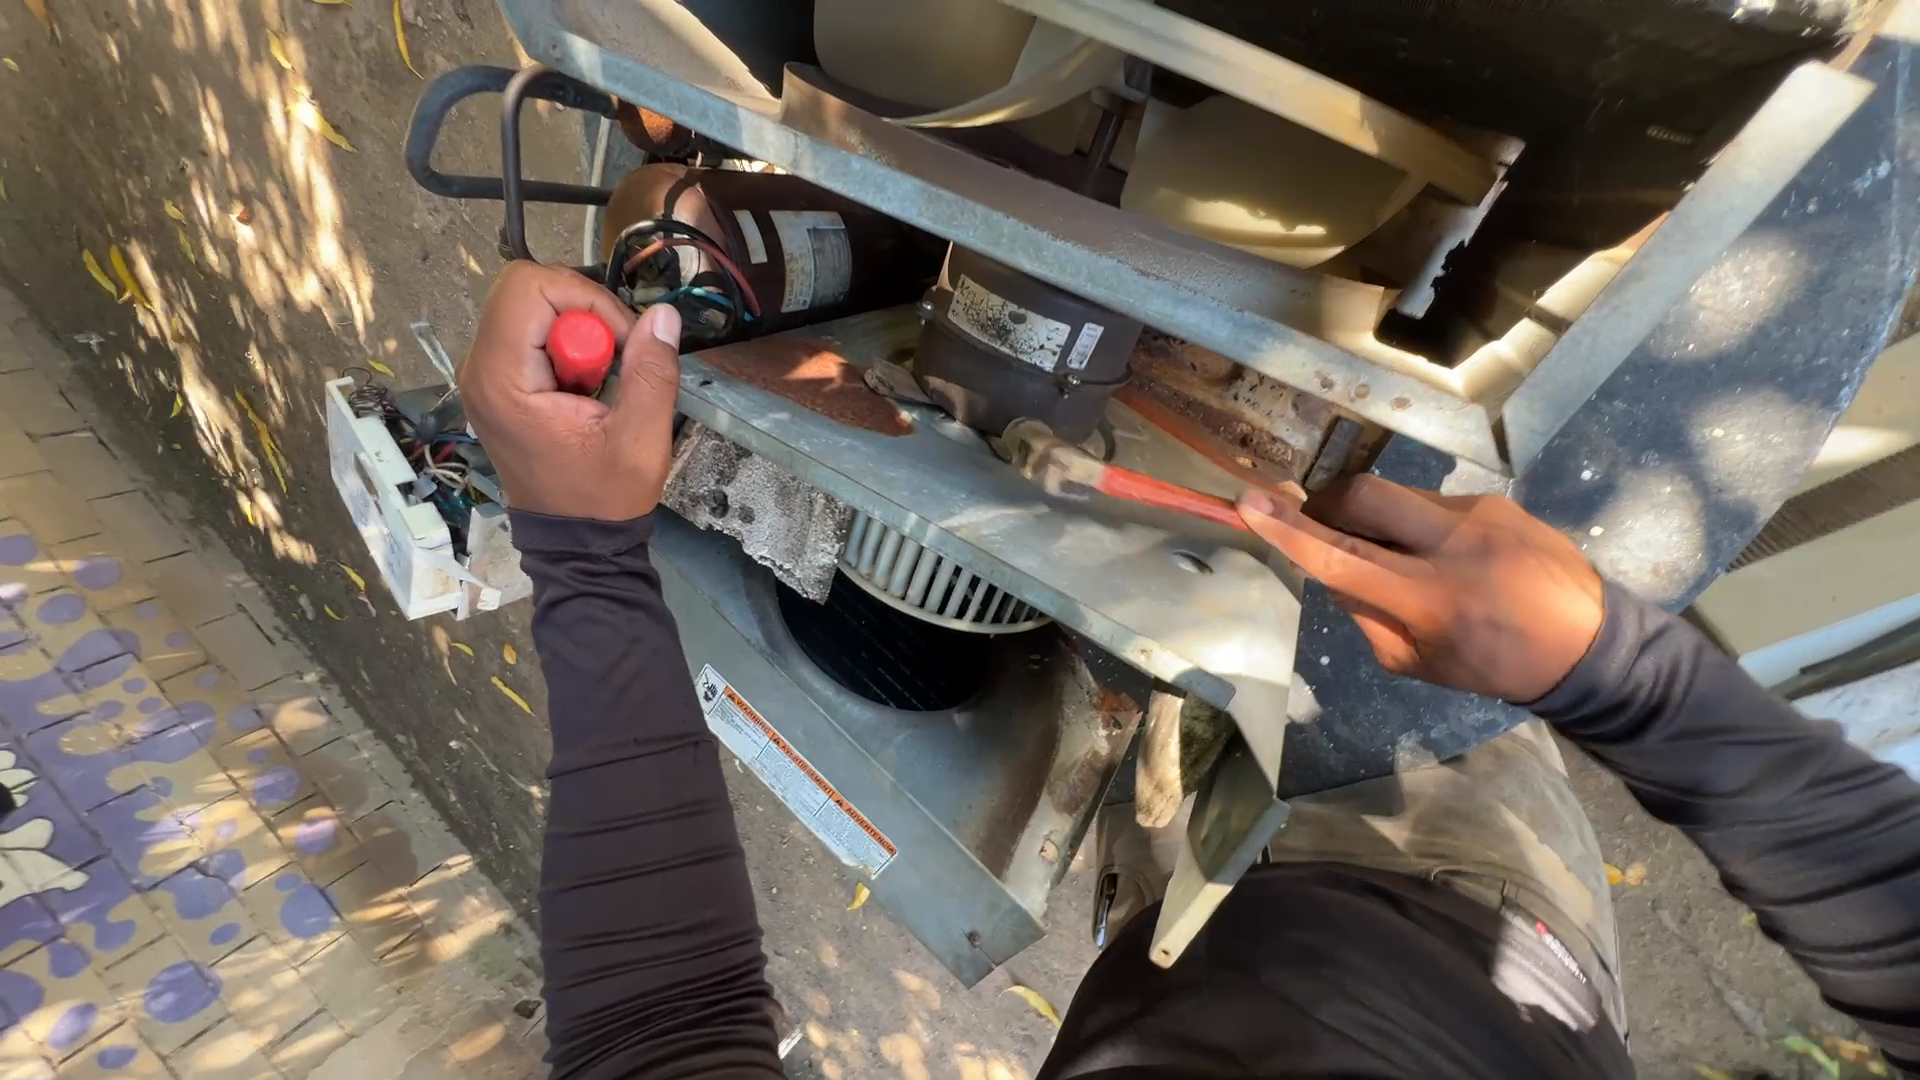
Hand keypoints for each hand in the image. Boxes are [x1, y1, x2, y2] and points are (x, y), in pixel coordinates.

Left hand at [458, 261, 682, 520]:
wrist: (577, 540)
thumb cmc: (605, 497)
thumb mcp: (641, 440)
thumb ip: (652, 374)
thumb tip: (663, 314)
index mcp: (503, 379)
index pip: (529, 286)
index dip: (588, 300)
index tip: (624, 344)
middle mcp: (481, 368)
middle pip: (528, 291)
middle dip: (586, 312)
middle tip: (620, 358)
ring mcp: (487, 375)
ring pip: (531, 309)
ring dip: (581, 330)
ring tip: (606, 377)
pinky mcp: (501, 383)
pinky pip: (532, 334)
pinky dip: (570, 346)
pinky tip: (589, 385)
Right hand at [1238, 475, 1604, 702]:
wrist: (1595, 645)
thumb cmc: (1492, 664)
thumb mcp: (1412, 661)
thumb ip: (1362, 613)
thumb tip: (1330, 567)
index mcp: (1430, 599)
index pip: (1340, 556)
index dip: (1289, 529)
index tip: (1248, 500)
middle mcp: (1454, 544)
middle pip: (1361, 497)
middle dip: (1324, 504)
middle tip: (1319, 523)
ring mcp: (1480, 513)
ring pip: (1393, 496)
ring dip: (1373, 519)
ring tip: (1398, 553)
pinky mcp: (1496, 499)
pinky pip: (1427, 501)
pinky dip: (1411, 522)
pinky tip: (1440, 551)